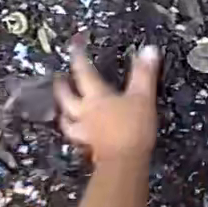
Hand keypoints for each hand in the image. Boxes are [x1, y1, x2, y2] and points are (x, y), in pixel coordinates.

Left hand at [53, 36, 160, 167]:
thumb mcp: (143, 96)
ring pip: (67, 118)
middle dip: (62, 85)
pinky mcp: (89, 146)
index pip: (83, 72)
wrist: (124, 161)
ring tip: (62, 107)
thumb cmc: (133, 126)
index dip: (78, 57)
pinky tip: (79, 133)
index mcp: (96, 96)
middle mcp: (85, 111)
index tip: (74, 45)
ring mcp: (84, 130)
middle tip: (58, 77)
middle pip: (66, 96)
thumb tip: (149, 48)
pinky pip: (78, 136)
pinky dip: (76, 131)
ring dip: (63, 111)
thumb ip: (144, 73)